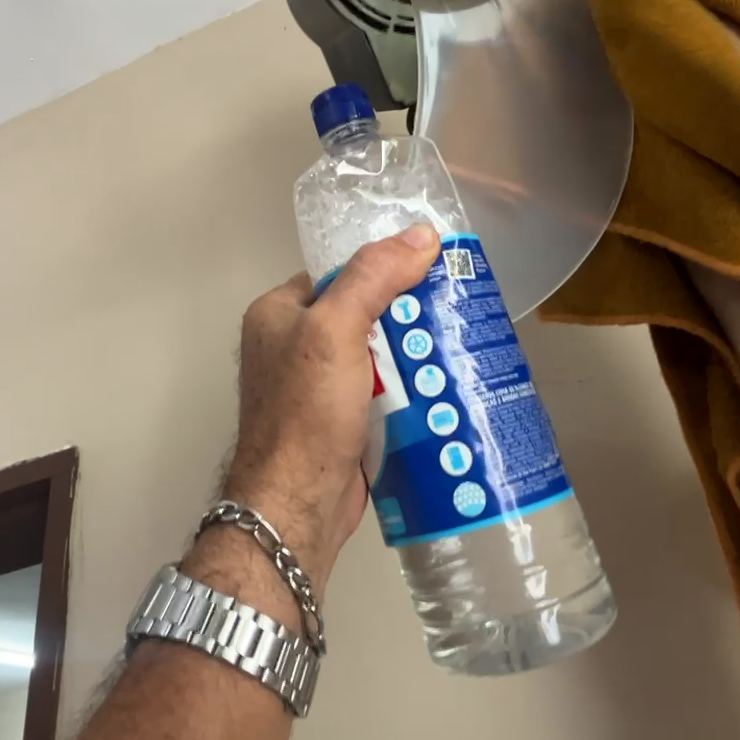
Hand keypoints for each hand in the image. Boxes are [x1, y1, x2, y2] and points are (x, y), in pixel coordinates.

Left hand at [220, 224, 440, 590]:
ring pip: (375, 354)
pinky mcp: (339, 420)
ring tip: (461, 345)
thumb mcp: (336, 329)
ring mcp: (316, 387)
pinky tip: (444, 385)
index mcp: (278, 313)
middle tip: (454, 310)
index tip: (430, 271)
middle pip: (361, 313)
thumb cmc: (307, 410)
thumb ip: (373, 278)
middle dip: (405, 316)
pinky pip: (380, 390)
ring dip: (412, 354)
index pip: (337, 274)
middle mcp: (292, 346)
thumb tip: (421, 233)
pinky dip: (407, 388)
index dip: (382, 270)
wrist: (299, 505)